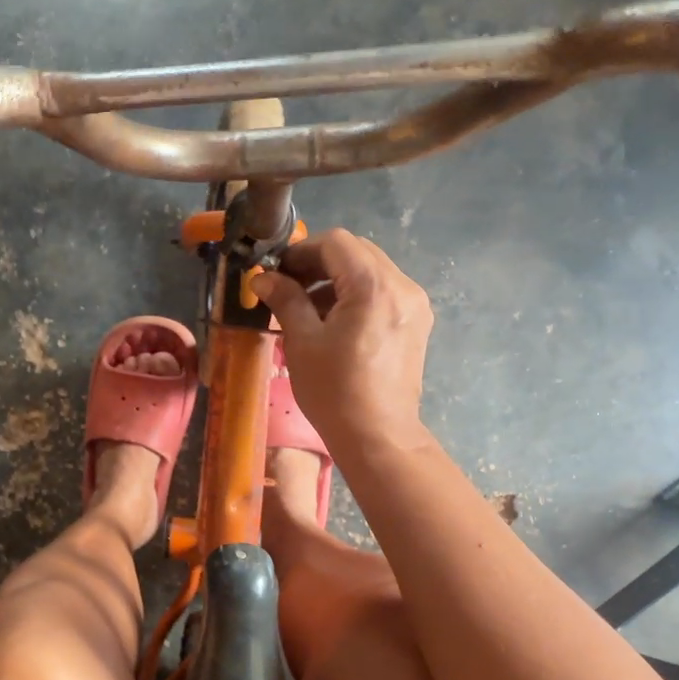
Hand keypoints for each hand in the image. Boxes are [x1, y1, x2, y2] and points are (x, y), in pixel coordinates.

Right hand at [250, 229, 434, 455]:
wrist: (378, 436)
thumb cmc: (334, 391)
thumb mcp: (302, 342)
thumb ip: (285, 300)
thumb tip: (262, 277)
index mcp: (373, 287)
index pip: (335, 242)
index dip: (300, 251)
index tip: (276, 272)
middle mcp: (402, 286)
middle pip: (356, 252)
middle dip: (318, 262)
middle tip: (287, 286)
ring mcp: (414, 304)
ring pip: (371, 270)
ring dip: (337, 278)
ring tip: (307, 307)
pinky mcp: (416, 322)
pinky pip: (383, 291)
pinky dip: (356, 294)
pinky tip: (334, 321)